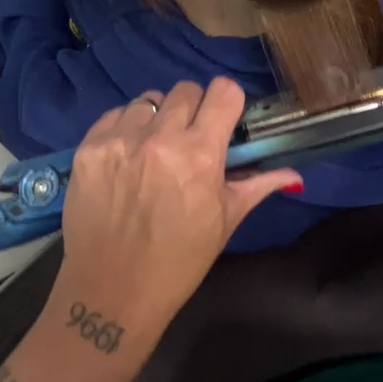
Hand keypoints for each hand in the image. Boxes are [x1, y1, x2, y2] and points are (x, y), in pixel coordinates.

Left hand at [55, 79, 300, 332]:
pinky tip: (126, 158)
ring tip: (154, 151)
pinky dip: (125, 129)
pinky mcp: (89, 147)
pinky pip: (116, 115)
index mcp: (200, 156)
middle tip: (189, 140)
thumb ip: (256, 186)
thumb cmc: (177, 263)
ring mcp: (121, 140)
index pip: (223, 92)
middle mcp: (160, 138)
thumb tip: (293, 174)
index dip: (227, 103)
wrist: (111, 292)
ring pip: (148, 100)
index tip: (222, 120)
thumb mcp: (223, 224)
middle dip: (193, 110)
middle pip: (186, 90)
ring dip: (157, 118)